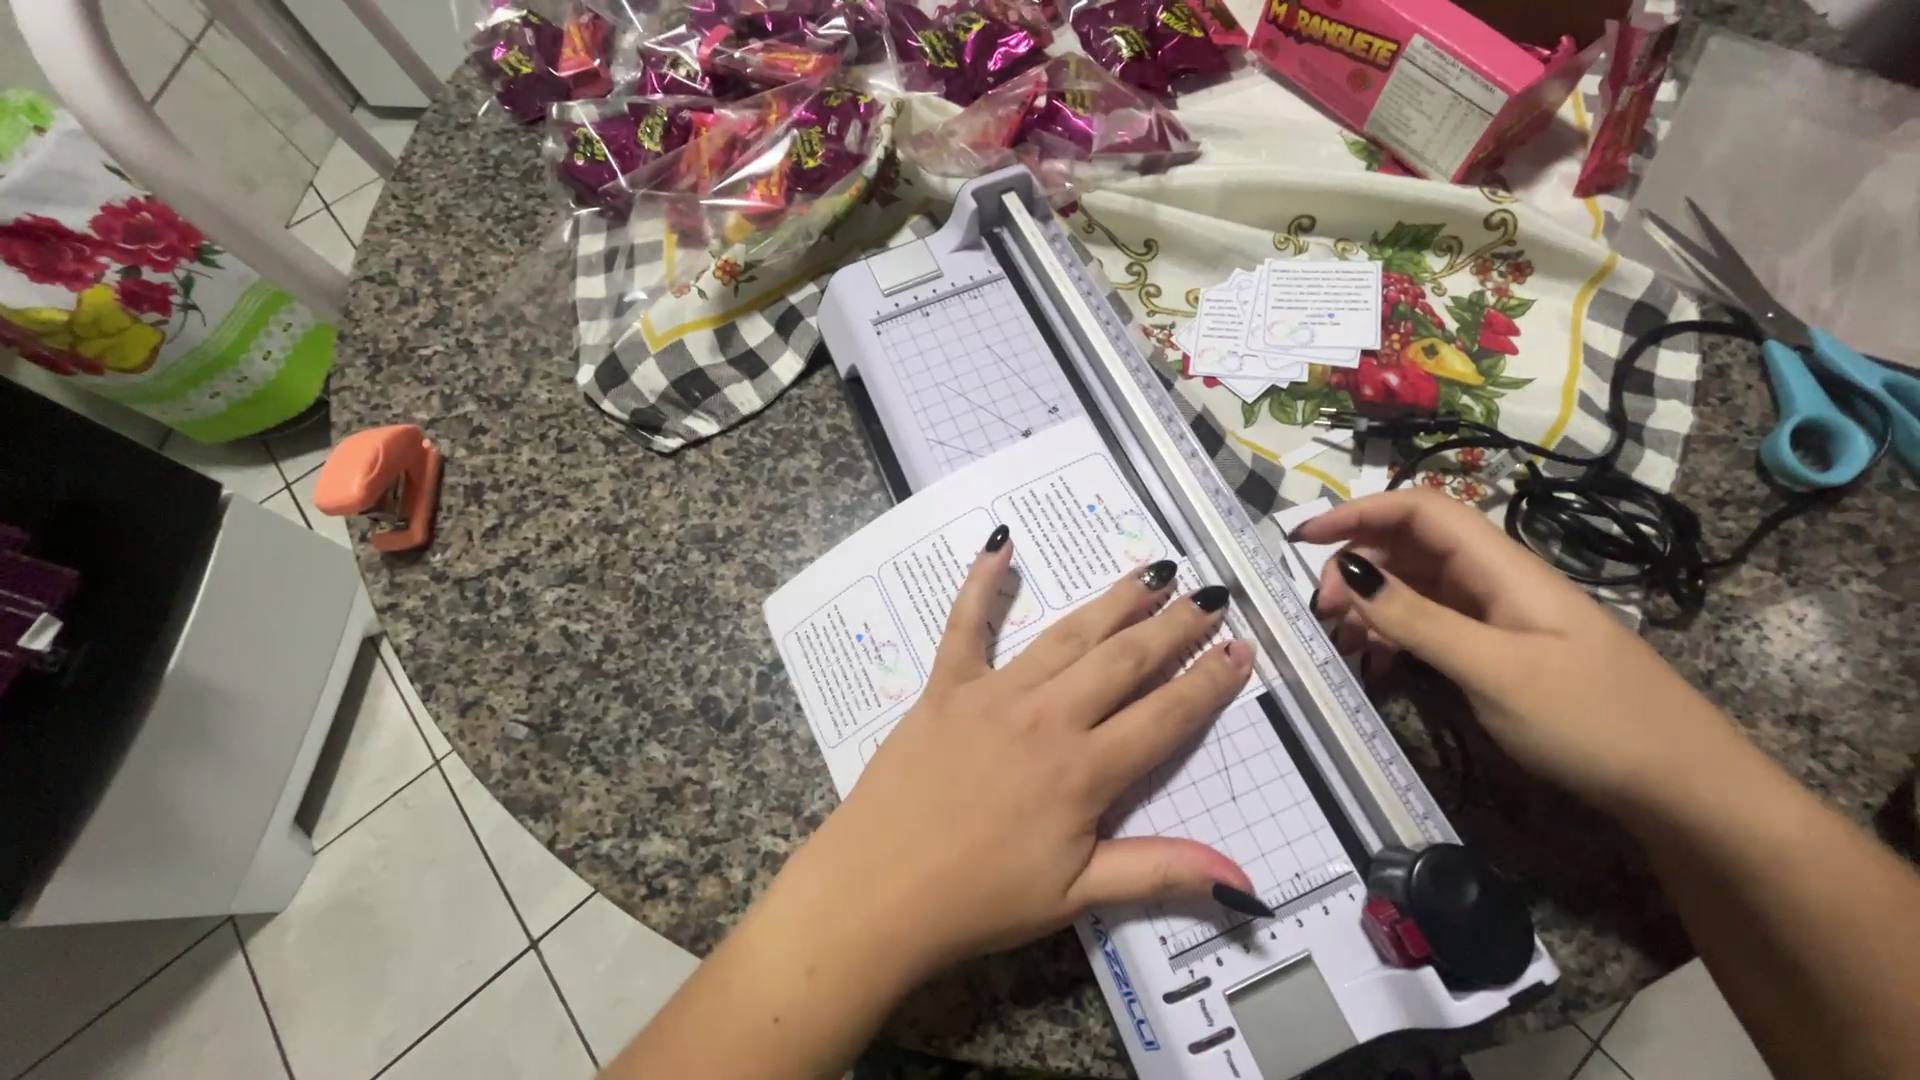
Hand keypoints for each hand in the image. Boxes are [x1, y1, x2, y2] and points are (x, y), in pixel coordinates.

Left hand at [779, 527, 1258, 981]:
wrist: (877, 892)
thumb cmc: (979, 900)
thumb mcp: (1076, 896)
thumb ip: (1159, 872)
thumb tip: (1244, 879)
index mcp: (1084, 771)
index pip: (1165, 715)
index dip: (1209, 682)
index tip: (1242, 648)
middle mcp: (1047, 717)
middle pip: (1124, 661)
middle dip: (1174, 626)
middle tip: (1209, 595)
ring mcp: (993, 693)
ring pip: (1067, 635)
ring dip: (1113, 601)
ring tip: (1152, 571)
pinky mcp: (946, 686)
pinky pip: (966, 624)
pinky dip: (982, 583)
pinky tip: (1001, 542)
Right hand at [1292, 489, 1736, 813]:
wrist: (1683, 788)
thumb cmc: (1594, 722)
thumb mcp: (1495, 671)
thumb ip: (1417, 619)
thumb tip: (1348, 570)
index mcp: (1504, 568)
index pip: (1422, 510)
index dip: (1360, 511)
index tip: (1304, 537)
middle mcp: (1495, 581)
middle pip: (1410, 545)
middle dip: (1356, 565)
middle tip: (1326, 614)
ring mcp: (1496, 616)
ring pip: (1414, 585)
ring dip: (1370, 603)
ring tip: (1347, 643)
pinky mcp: (1495, 650)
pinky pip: (1429, 624)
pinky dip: (1394, 633)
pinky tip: (1378, 660)